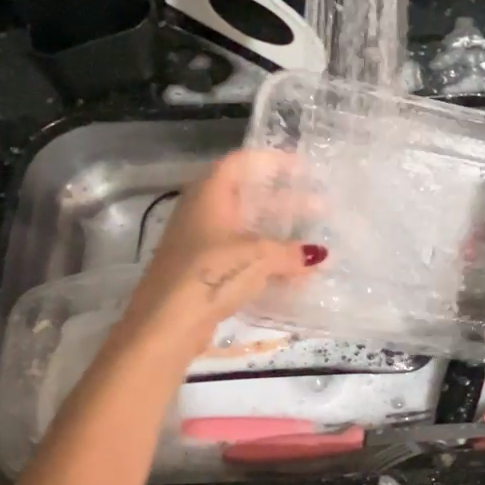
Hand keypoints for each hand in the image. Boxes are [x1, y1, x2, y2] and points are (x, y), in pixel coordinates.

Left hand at [113, 150, 325, 364]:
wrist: (164, 325)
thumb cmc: (209, 274)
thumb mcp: (257, 257)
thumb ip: (290, 252)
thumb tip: (319, 254)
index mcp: (210, 194)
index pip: (241, 162)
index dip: (272, 160)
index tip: (303, 167)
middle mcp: (203, 212)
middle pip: (248, 197)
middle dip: (284, 201)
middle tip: (319, 205)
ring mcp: (201, 243)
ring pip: (247, 229)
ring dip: (278, 233)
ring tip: (313, 241)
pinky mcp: (204, 272)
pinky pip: (242, 256)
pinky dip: (266, 260)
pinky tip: (293, 274)